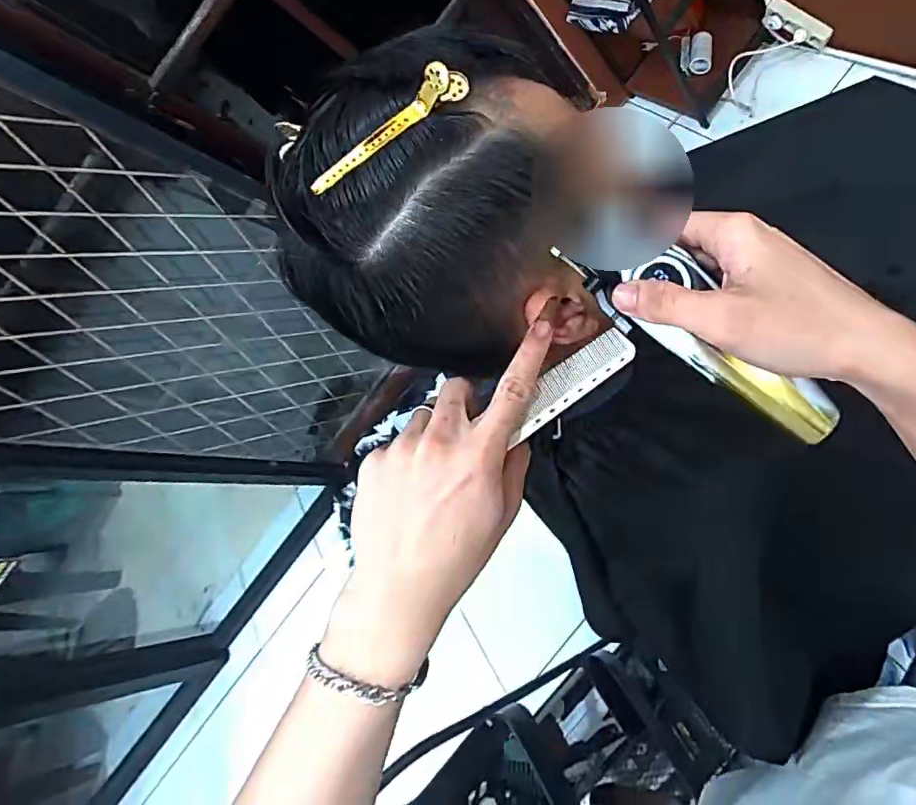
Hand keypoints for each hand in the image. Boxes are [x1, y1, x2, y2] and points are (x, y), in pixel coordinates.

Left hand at [320, 316, 552, 688]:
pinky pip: (399, 437)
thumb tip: (518, 436)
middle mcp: (439, 441)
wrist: (398, 587)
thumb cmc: (454, 558)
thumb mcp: (502, 513)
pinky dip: (408, 453)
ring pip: (426, 413)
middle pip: (457, 387)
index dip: (530, 353)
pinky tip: (408, 486)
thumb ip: (514, 464)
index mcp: (478, 455)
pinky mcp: (376, 455)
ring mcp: (403, 446)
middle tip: (466, 435)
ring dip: (434, 431)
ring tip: (432, 473)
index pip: (513, 390)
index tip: (539, 329)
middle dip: (466, 402)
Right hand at [611, 211, 915, 384]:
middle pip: (682, 251)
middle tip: (660, 313)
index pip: (666, 225)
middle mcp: (747, 238)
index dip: (637, 248)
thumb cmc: (811, 327)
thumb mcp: (721, 319)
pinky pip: (723, 286)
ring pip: (702, 273)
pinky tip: (718, 333)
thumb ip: (665, 304)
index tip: (621, 273)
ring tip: (697, 329)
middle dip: (665, 283)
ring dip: (689, 300)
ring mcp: (759, 260)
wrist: (869, 350)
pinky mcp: (768, 282)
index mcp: (734, 231)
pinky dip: (712, 308)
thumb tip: (627, 293)